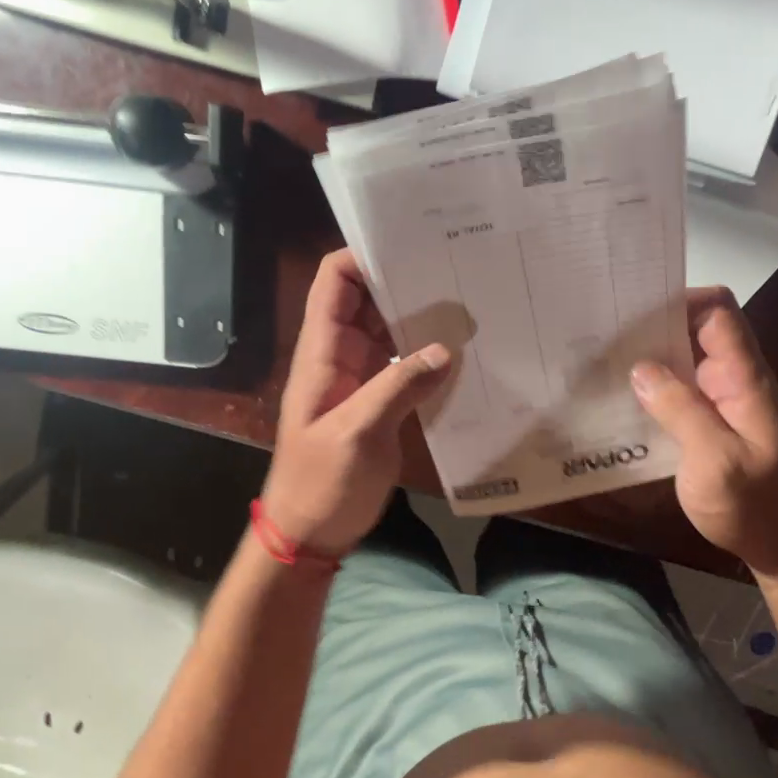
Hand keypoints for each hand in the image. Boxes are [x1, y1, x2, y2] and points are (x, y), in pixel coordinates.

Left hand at [261, 249, 450, 553]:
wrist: (309, 532)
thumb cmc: (320, 483)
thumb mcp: (358, 434)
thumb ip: (397, 388)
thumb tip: (446, 349)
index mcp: (322, 354)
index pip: (333, 282)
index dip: (363, 256)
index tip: (411, 245)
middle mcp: (340, 357)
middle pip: (366, 300)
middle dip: (403, 281)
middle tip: (456, 269)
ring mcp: (359, 381)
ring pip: (387, 332)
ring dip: (419, 319)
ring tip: (468, 303)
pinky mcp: (378, 405)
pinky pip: (402, 367)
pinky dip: (425, 356)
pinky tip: (462, 353)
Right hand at [631, 288, 777, 574]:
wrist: (777, 543)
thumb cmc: (750, 502)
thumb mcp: (713, 459)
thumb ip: (680, 410)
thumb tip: (640, 368)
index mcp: (745, 378)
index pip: (719, 313)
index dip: (682, 300)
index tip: (636, 310)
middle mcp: (734, 380)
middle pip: (697, 330)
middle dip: (656, 326)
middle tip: (607, 334)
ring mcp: (722, 402)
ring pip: (684, 360)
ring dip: (650, 358)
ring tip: (604, 362)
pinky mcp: (708, 424)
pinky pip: (679, 391)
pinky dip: (652, 388)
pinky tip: (620, 399)